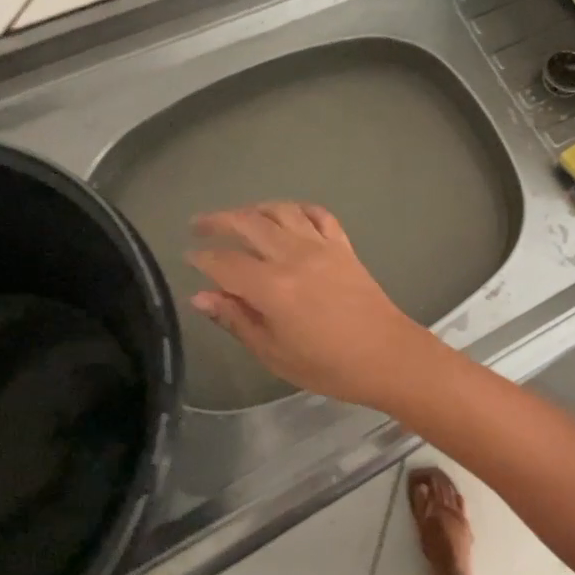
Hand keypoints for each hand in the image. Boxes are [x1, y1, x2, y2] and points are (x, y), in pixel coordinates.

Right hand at [187, 202, 441, 409]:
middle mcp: (294, 256)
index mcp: (272, 287)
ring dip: (255, 209)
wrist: (387, 356)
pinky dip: (297, 209)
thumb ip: (236, 319)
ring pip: (281, 211)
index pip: (225, 262)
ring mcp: (322, 246)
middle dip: (219, 220)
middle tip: (199, 225)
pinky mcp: (343, 245)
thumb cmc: (328, 366)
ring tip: (238, 218)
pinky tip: (286, 215)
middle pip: (248, 223)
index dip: (202, 257)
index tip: (187, 256)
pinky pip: (317, 214)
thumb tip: (201, 296)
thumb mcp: (274, 352)